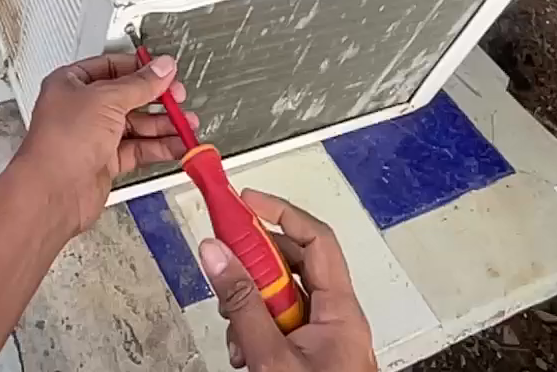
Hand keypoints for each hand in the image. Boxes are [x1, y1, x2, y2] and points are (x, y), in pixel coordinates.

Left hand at [12, 52, 197, 238]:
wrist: (53, 193)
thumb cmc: (62, 142)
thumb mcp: (106, 100)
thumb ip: (139, 84)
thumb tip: (161, 68)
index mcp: (72, 82)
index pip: (112, 66)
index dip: (140, 69)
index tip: (165, 72)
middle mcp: (81, 107)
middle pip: (126, 97)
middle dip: (156, 99)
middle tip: (179, 100)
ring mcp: (93, 135)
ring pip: (134, 125)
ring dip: (162, 125)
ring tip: (187, 125)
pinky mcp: (104, 161)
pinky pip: (136, 149)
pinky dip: (158, 147)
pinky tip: (177, 146)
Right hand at [202, 190, 376, 371]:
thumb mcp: (272, 358)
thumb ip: (241, 302)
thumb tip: (216, 250)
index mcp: (340, 312)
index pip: (315, 238)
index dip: (280, 211)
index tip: (244, 200)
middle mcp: (336, 319)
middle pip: (292, 264)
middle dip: (253, 264)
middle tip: (225, 264)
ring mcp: (324, 340)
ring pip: (281, 295)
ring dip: (250, 303)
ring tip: (235, 330)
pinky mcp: (309, 357)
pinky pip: (279, 323)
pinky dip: (255, 327)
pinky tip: (244, 351)